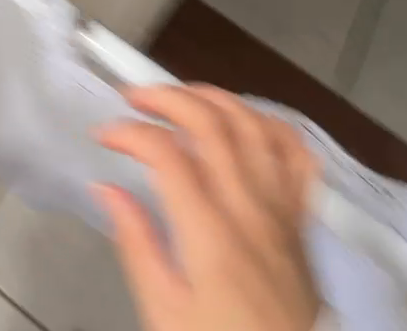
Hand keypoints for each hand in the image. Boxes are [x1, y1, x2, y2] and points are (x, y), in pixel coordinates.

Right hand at [95, 85, 322, 330]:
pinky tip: (245, 120)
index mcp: (210, 232)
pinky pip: (296, 153)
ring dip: (215, 97)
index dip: (131, 132)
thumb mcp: (164, 312)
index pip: (168, 154)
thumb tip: (106, 188)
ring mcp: (281, 206)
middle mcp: (249, 206)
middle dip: (168, 98)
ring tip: (181, 97)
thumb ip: (136, 244)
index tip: (104, 136)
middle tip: (135, 99)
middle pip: (212, 123)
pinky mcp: (302, 216)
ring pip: (254, 125)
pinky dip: (271, 124)